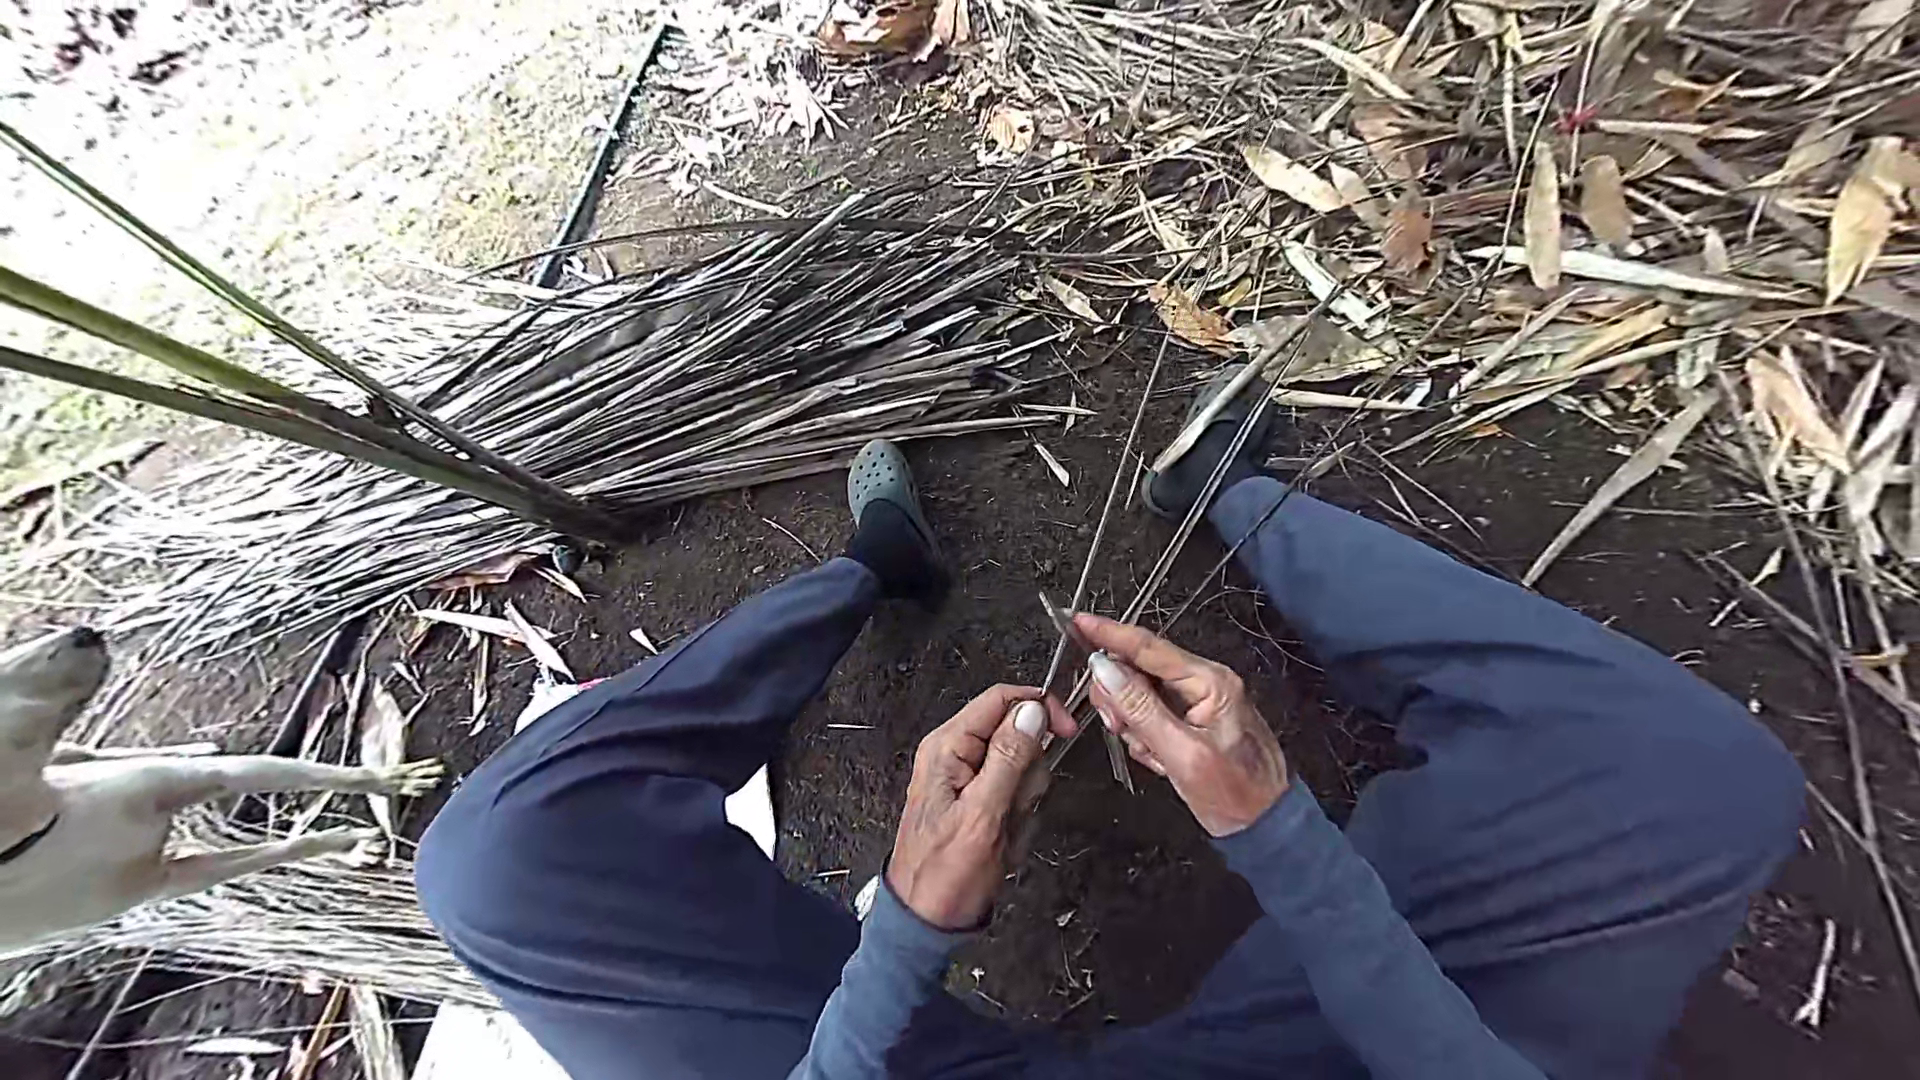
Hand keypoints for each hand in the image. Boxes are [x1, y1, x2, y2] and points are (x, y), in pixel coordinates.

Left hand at [887, 684, 1077, 929]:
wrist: (926, 921)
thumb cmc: (944, 875)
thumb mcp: (982, 814)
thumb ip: (1008, 758)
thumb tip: (1031, 711)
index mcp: (948, 745)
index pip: (1000, 699)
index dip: (1037, 707)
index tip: (1065, 729)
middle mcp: (955, 752)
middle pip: (1015, 732)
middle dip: (1028, 770)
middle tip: (1015, 805)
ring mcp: (966, 775)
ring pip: (1021, 764)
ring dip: (1024, 798)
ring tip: (1005, 827)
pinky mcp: (977, 797)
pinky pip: (1015, 792)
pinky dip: (1019, 814)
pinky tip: (1004, 837)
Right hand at [1076, 614, 1287, 836]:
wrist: (1266, 829)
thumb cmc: (1237, 794)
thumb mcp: (1182, 753)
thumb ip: (1140, 709)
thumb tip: (1104, 670)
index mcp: (1209, 682)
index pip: (1148, 647)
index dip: (1109, 633)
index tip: (1079, 622)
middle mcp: (1201, 682)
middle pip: (1136, 668)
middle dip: (1118, 696)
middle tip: (1117, 724)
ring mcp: (1194, 700)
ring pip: (1135, 693)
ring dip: (1129, 721)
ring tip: (1148, 749)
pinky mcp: (1186, 717)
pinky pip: (1144, 713)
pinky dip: (1140, 733)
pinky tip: (1157, 755)